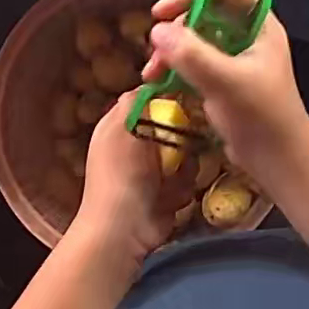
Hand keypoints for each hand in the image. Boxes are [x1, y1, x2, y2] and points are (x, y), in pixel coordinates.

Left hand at [69, 93, 195, 259]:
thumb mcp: (124, 126)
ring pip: (184, 155)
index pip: (147, 101)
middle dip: (182, 138)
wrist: (123, 228)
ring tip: (174, 179)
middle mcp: (134, 146)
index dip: (166, 98)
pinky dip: (181, 190)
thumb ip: (137, 100)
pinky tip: (171, 198)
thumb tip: (151, 81)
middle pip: (172, 128)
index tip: (189, 96)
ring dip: (183, 168)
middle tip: (187, 142)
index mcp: (119, 126)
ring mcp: (151, 172)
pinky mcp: (165, 194)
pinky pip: (186, 181)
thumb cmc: (122, 173)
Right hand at [141, 0, 308, 178]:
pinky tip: (158, 84)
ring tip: (150, 74)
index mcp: (258, 25)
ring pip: (194, 41)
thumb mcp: (226, 82)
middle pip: (203, 14)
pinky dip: (175, 71)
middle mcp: (246, 36)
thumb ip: (192, 54)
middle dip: (174, 29)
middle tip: (153, 49)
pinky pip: (193, 65)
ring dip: (170, 52)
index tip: (160, 12)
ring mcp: (233, 59)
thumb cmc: (261, 117)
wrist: (279, 161)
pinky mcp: (222, 81)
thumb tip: (156, 31)